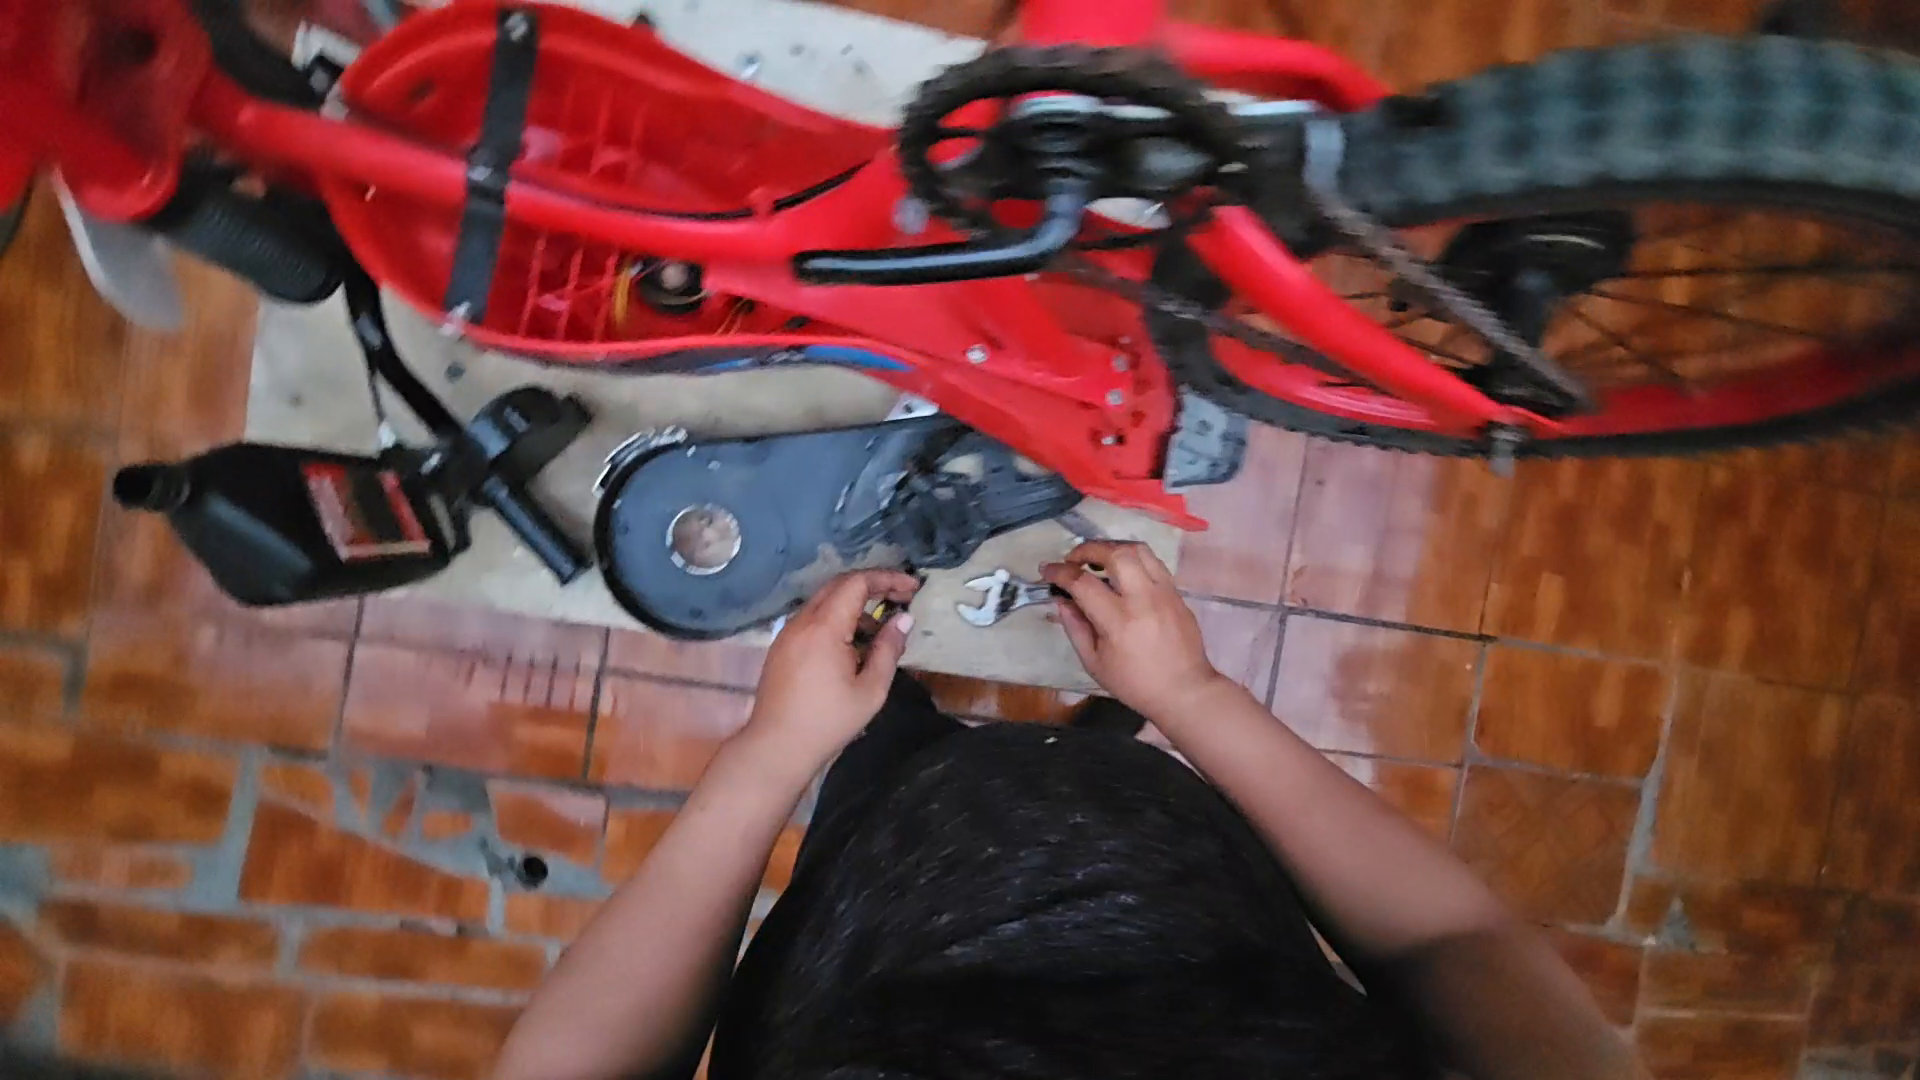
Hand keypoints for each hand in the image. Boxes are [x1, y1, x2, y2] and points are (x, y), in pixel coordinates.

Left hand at [743, 569, 920, 769]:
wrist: (776, 748)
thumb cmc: (828, 722)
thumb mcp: (870, 690)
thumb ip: (889, 649)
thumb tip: (904, 619)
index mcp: (824, 628)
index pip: (857, 583)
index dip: (887, 579)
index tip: (912, 588)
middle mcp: (802, 621)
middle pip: (839, 584)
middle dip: (873, 584)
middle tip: (901, 597)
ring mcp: (788, 633)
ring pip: (824, 601)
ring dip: (854, 603)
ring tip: (881, 625)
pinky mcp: (782, 646)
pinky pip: (813, 618)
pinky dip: (837, 618)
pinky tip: (854, 643)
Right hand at [1041, 541, 1232, 723]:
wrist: (1185, 690)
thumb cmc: (1135, 683)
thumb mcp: (1094, 663)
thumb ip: (1075, 627)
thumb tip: (1061, 600)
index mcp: (1119, 621)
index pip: (1083, 583)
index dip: (1060, 572)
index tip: (1047, 570)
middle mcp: (1143, 599)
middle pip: (1115, 553)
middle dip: (1088, 549)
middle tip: (1074, 559)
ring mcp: (1164, 592)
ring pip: (1139, 549)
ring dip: (1113, 548)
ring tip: (1099, 560)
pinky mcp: (1177, 593)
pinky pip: (1154, 562)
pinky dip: (1132, 559)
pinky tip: (1123, 573)